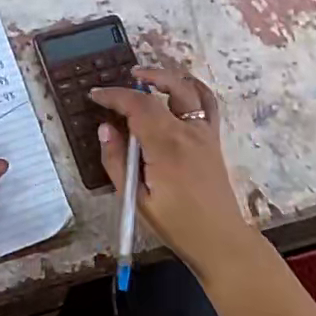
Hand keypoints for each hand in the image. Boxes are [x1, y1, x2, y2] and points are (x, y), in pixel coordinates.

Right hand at [89, 67, 251, 274]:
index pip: (137, 105)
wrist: (219, 239)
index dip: (114, 96)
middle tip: (117, 85)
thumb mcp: (136, 199)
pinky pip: (207, 103)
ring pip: (188, 89)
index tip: (95, 95)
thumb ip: (117, 161)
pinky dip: (193, 88)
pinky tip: (179, 87)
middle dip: (136, 83)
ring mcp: (205, 132)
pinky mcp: (213, 138)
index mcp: (166, 145)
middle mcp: (188, 131)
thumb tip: (105, 129)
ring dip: (166, 77)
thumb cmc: (175, 224)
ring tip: (145, 76)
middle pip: (161, 91)